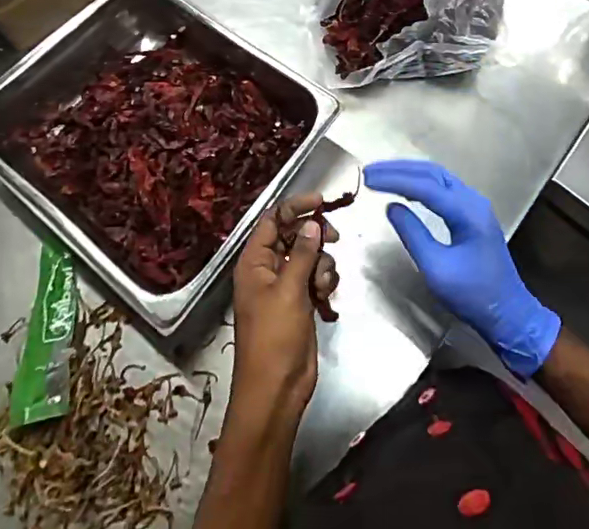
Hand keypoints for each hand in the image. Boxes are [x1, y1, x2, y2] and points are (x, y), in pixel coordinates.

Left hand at [229, 194, 340, 419]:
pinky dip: (323, 284)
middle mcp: (266, 268)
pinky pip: (314, 280)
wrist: (276, 387)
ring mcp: (283, 287)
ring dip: (321, 266)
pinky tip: (326, 300)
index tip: (322, 201)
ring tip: (321, 287)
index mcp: (253, 260)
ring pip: (308, 258)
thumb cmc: (274, 336)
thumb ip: (302, 253)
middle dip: (314, 238)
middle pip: (293, 236)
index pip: (273, 219)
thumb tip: (312, 223)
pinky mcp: (298, 304)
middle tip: (335, 240)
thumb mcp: (289, 290)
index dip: (296, 207)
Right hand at [364, 159, 560, 377]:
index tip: (367, 180)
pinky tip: (403, 188)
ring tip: (380, 175)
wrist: (510, 315)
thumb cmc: (472, 295)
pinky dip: (418, 182)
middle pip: (431, 172)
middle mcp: (473, 201)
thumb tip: (390, 206)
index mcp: (467, 213)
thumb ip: (412, 234)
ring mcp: (475, 205)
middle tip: (368, 172)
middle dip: (397, 169)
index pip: (424, 186)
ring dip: (407, 173)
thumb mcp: (436, 268)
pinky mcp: (472, 213)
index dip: (393, 180)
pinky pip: (442, 186)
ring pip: (437, 176)